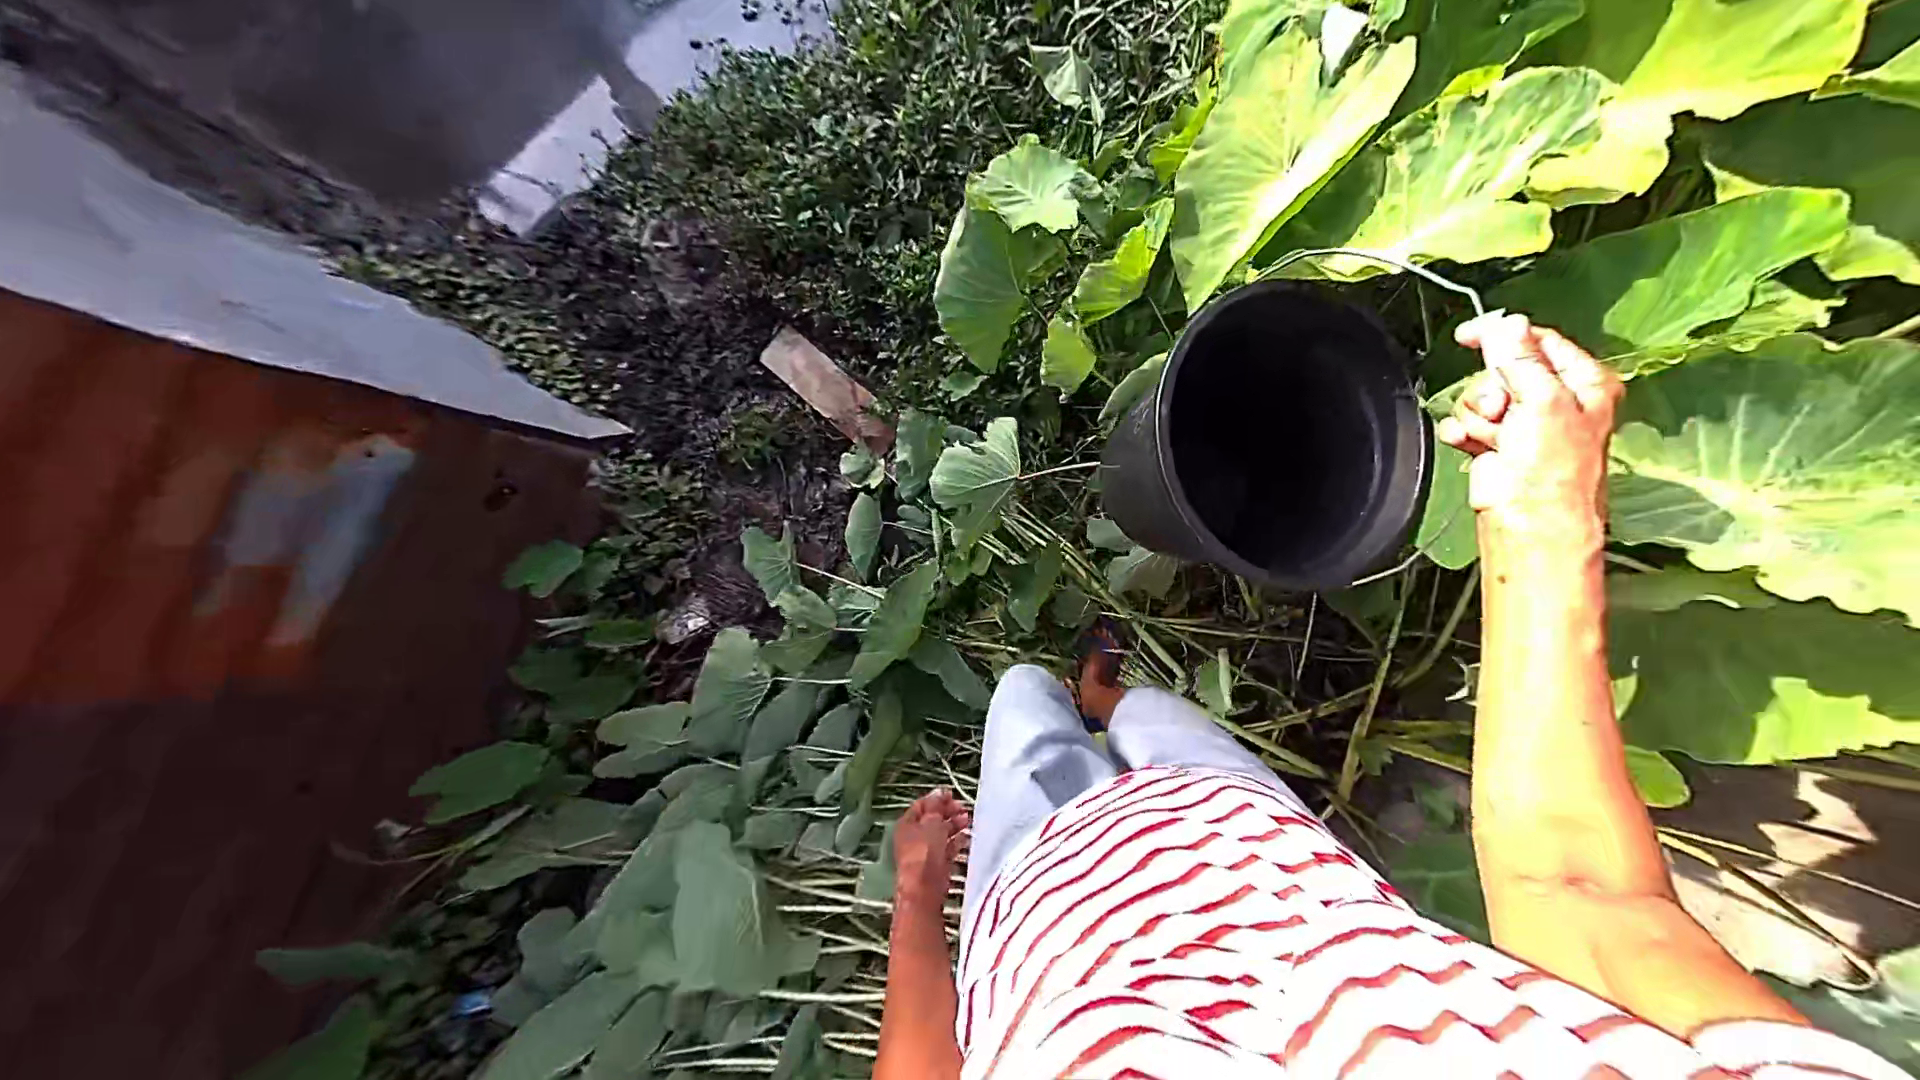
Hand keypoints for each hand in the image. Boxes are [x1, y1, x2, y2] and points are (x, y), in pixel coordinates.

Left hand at [894, 788, 969, 905]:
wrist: (925, 889)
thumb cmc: (924, 852)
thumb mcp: (931, 823)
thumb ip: (936, 806)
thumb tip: (939, 792)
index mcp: (907, 824)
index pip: (921, 805)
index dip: (936, 799)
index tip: (952, 795)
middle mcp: (913, 837)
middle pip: (932, 819)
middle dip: (947, 812)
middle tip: (962, 808)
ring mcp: (925, 852)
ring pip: (941, 833)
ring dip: (954, 825)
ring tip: (967, 820)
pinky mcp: (936, 865)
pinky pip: (947, 848)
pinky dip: (957, 842)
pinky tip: (967, 837)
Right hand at [1436, 314, 1622, 546]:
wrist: (1527, 518)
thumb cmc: (1552, 467)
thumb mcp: (1543, 401)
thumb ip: (1521, 360)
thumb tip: (1506, 324)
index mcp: (1580, 382)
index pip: (1536, 341)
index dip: (1501, 335)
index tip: (1467, 336)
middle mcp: (1552, 399)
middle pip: (1499, 371)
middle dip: (1489, 391)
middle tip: (1502, 412)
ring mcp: (1520, 422)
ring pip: (1476, 398)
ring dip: (1475, 416)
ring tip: (1494, 437)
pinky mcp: (1492, 443)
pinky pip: (1462, 423)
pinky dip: (1461, 433)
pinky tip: (1473, 445)